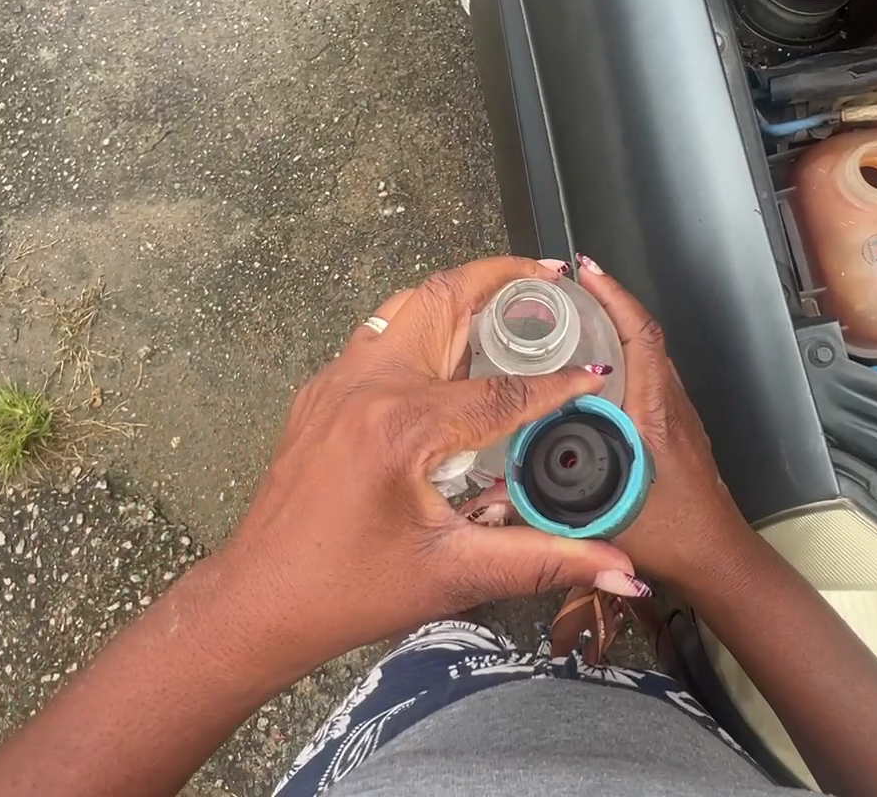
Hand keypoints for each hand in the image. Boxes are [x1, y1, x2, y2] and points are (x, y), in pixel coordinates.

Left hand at [223, 255, 644, 664]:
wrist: (259, 599)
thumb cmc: (349, 591)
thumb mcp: (452, 575)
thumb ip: (542, 559)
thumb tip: (618, 565)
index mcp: (402, 425)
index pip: (500, 390)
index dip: (557, 384)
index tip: (596, 373)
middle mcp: (368, 384)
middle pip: (445, 298)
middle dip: (503, 278)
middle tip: (551, 278)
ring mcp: (338, 379)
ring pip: (408, 303)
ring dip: (462, 293)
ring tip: (510, 302)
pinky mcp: (324, 390)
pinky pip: (382, 331)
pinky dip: (427, 321)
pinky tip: (453, 349)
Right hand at [573, 254, 754, 589]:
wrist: (719, 560)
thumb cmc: (672, 536)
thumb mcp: (598, 519)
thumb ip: (540, 511)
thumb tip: (489, 501)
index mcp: (653, 412)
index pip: (641, 337)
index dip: (615, 298)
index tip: (587, 272)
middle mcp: (669, 403)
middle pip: (646, 335)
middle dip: (611, 303)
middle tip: (571, 288)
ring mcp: (677, 413)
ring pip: (649, 355)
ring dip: (619, 328)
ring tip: (578, 318)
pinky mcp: (676, 427)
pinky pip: (650, 375)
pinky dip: (625, 356)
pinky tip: (596, 372)